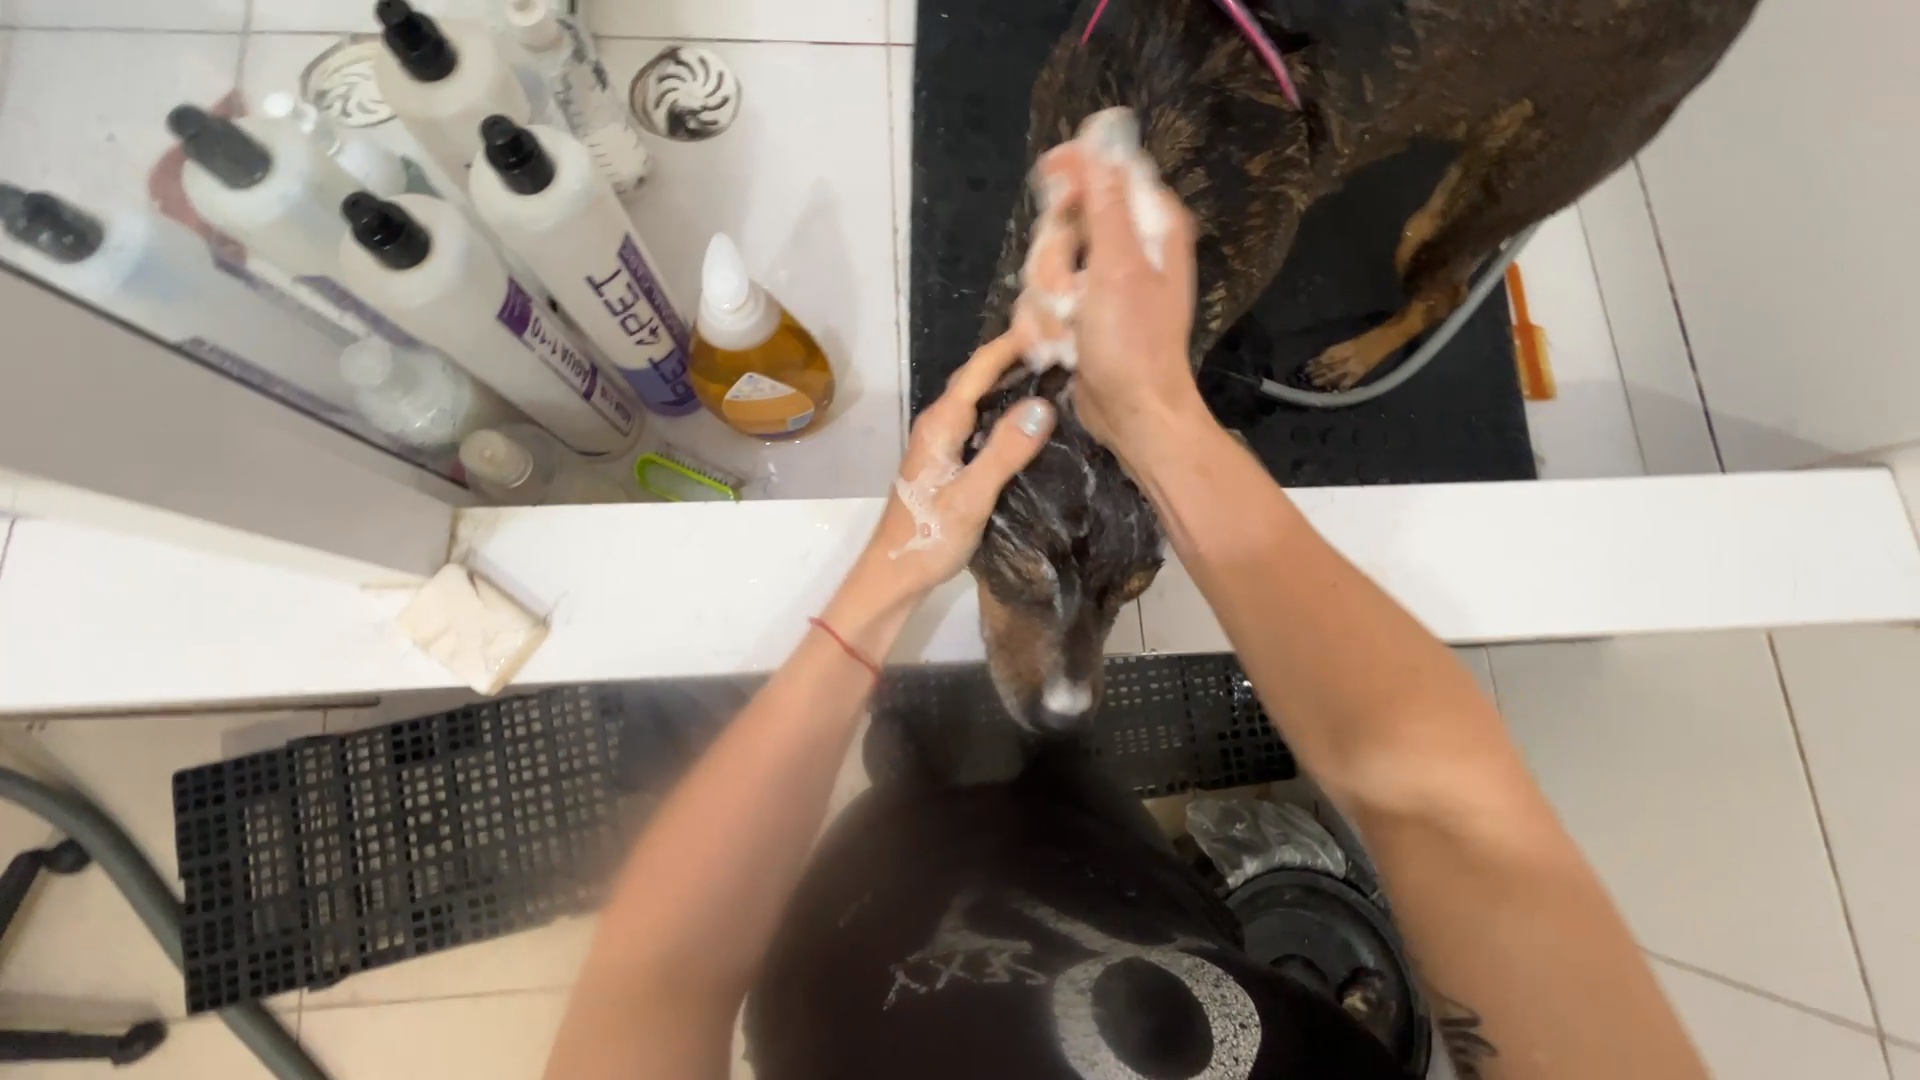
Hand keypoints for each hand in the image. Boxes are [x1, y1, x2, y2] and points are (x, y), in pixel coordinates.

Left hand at [847, 331, 1055, 605]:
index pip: (980, 368)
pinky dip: (1003, 409)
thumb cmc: (928, 536)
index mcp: (941, 424)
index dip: (1014, 343)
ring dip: (1010, 380)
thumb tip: (1043, 406)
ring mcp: (941, 442)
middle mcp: (938, 424)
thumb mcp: (971, 496)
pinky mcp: (947, 460)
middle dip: (1014, 356)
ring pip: (978, 398)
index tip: (1051, 325)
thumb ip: (1004, 452)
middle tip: (1059, 345)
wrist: (894, 573)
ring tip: (1051, 371)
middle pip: (977, 377)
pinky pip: (979, 420)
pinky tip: (1026, 418)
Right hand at [1021, 121, 1207, 460]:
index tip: (1048, 177)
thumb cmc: (1132, 344)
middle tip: (1063, 291)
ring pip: (1045, 267)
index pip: (1109, 173)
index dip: (1077, 171)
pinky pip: (1042, 303)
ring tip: (1062, 332)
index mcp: (1149, 228)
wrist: (1131, 411)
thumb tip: (1100, 142)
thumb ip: (1106, 205)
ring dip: (1045, 303)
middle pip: (1065, 222)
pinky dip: (1043, 327)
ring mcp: (1098, 285)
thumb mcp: (1119, 269)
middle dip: (1053, 261)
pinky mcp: (1078, 315)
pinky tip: (1054, 348)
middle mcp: (1125, 250)